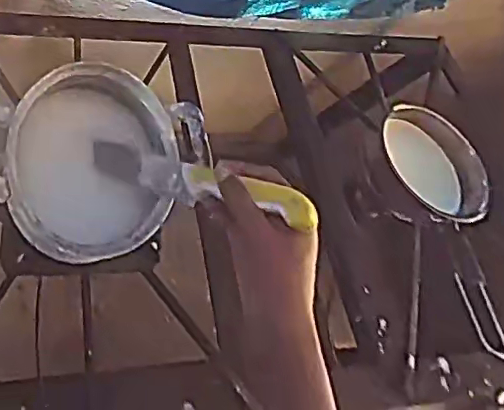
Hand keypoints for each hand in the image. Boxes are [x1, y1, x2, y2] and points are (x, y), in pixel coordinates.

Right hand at [204, 165, 334, 409]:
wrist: (277, 336)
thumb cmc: (277, 287)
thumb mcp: (255, 233)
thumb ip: (239, 199)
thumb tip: (224, 174)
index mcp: (300, 215)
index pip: (271, 179)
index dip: (245, 170)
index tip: (222, 167)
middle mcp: (288, 224)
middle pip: (258, 193)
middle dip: (232, 184)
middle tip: (209, 177)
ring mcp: (273, 241)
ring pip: (246, 209)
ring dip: (225, 199)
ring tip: (204, 189)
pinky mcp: (258, 256)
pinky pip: (240, 227)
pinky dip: (224, 217)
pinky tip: (209, 209)